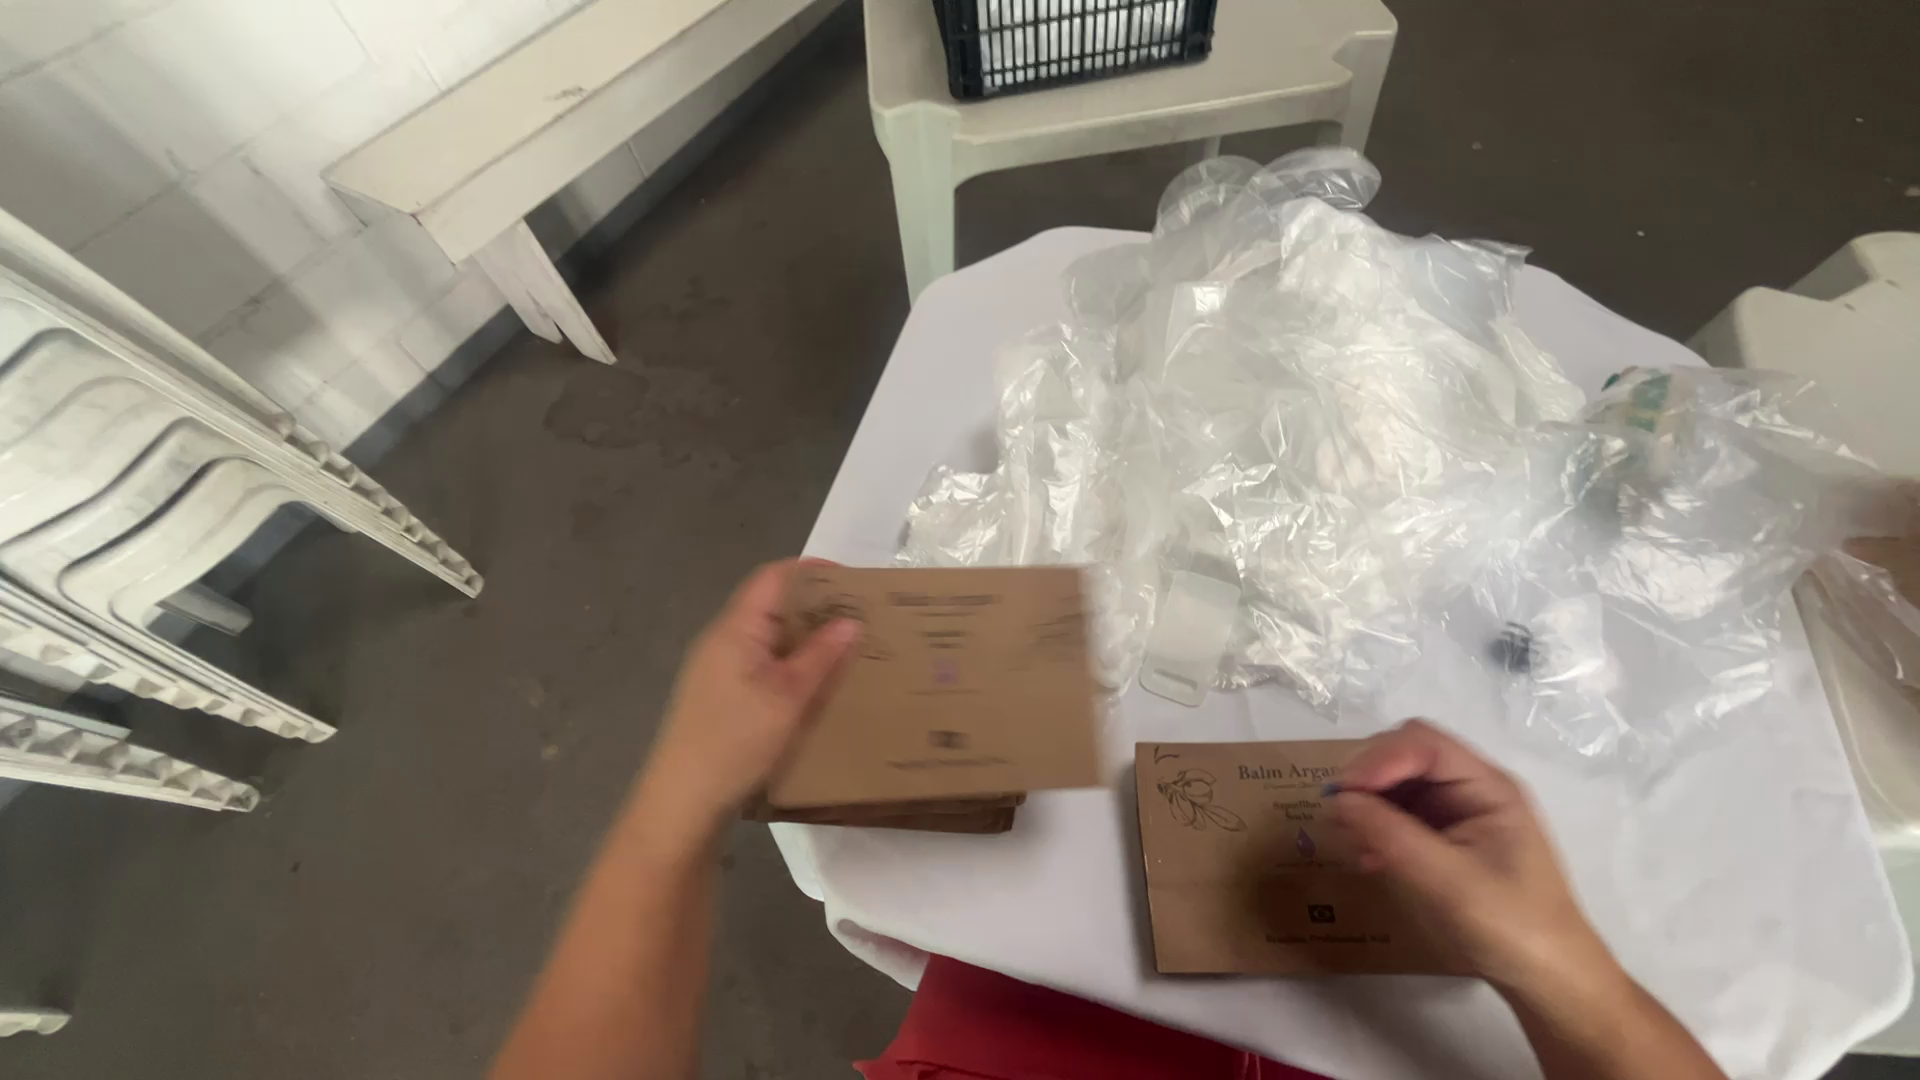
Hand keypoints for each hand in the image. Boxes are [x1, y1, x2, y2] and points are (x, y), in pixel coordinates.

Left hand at [635, 559, 857, 835]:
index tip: (852, 580)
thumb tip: (851, 621)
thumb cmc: (736, 740)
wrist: (683, 800)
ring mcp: (720, 668)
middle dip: (816, 604)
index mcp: (735, 629)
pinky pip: (764, 662)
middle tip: (860, 616)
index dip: (811, 570)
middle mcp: (724, 640)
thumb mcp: (788, 697)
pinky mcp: (722, 695)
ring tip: (847, 646)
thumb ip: (821, 655)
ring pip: (770, 636)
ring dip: (807, 636)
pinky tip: (817, 681)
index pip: (772, 577)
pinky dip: (794, 661)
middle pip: (772, 604)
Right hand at [1329, 719, 1616, 994]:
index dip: (1378, 758)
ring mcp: (1454, 811)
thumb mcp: (1445, 880)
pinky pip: (1394, 811)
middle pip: (1403, 753)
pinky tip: (1366, 856)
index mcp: (1487, 787)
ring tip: (1350, 837)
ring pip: (1393, 781)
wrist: (1549, 982)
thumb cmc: (1508, 926)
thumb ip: (1388, 833)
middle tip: (1339, 810)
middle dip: (1367, 776)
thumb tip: (1336, 799)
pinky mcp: (1440, 836)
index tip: (1345, 791)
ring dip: (1365, 802)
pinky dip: (1372, 825)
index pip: (1421, 743)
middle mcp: (1469, 789)